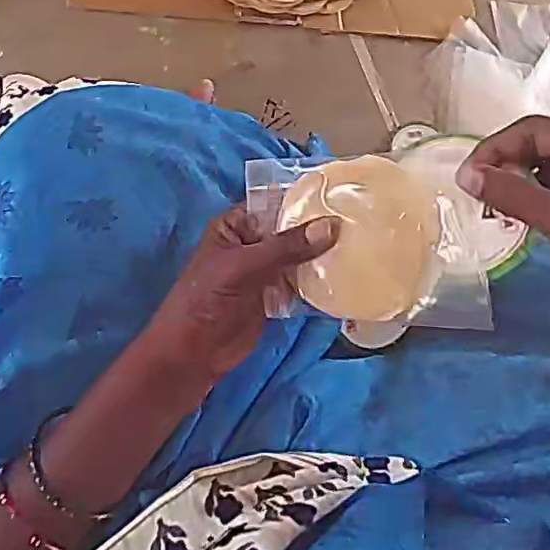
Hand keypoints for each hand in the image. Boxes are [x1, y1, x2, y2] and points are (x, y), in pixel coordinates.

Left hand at [137, 206, 338, 378]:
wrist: (193, 354)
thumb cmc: (207, 299)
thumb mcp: (245, 266)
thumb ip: (286, 247)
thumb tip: (331, 226)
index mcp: (236, 224)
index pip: (274, 203)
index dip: (303, 199)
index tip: (339, 194)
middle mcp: (252, 242)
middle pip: (290, 229)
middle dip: (317, 228)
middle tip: (356, 220)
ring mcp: (264, 269)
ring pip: (298, 255)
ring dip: (321, 253)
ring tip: (357, 243)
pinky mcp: (275, 294)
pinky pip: (300, 280)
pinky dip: (317, 278)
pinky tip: (343, 272)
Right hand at [457, 116, 549, 308]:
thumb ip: (513, 195)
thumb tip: (466, 176)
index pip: (538, 130)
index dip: (497, 148)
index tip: (469, 174)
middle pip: (544, 144)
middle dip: (507, 164)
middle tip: (478, 190)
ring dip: (520, 180)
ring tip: (494, 204)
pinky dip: (538, 194)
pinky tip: (518, 212)